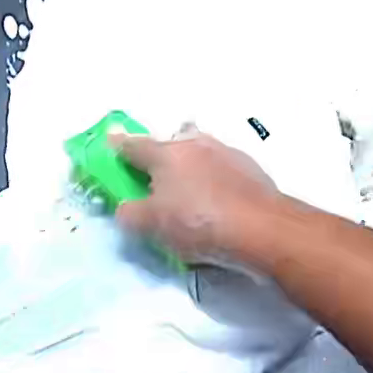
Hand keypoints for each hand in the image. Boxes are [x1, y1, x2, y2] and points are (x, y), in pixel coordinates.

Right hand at [113, 129, 281, 265]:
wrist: (260, 229)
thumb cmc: (198, 223)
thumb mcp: (152, 226)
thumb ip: (130, 215)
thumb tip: (125, 209)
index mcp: (166, 153)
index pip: (133, 145)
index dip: (118, 147)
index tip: (111, 143)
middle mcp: (196, 144)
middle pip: (171, 144)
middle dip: (161, 156)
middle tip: (157, 180)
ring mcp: (227, 153)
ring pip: (200, 154)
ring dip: (192, 168)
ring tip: (191, 194)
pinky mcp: (251, 171)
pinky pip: (223, 171)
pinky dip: (215, 182)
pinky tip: (219, 204)